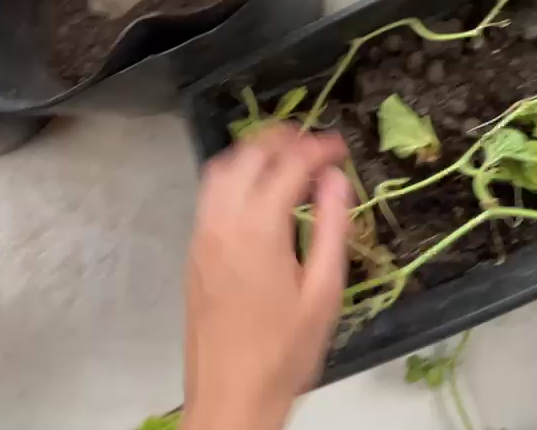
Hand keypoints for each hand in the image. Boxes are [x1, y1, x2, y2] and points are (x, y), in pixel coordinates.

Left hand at [183, 126, 351, 429]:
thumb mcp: (324, 291)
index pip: (292, 163)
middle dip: (286, 137)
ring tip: (288, 155)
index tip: (341, 149)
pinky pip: (211, 190)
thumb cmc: (285, 352)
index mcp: (260, 228)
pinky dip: (236, 171)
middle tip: (317, 146)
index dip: (320, 148)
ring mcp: (203, 233)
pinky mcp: (194, 248)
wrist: (230, 399)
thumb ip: (333, 227)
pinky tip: (258, 186)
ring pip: (223, 165)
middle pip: (251, 152)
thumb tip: (337, 179)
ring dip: (256, 149)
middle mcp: (224, 221)